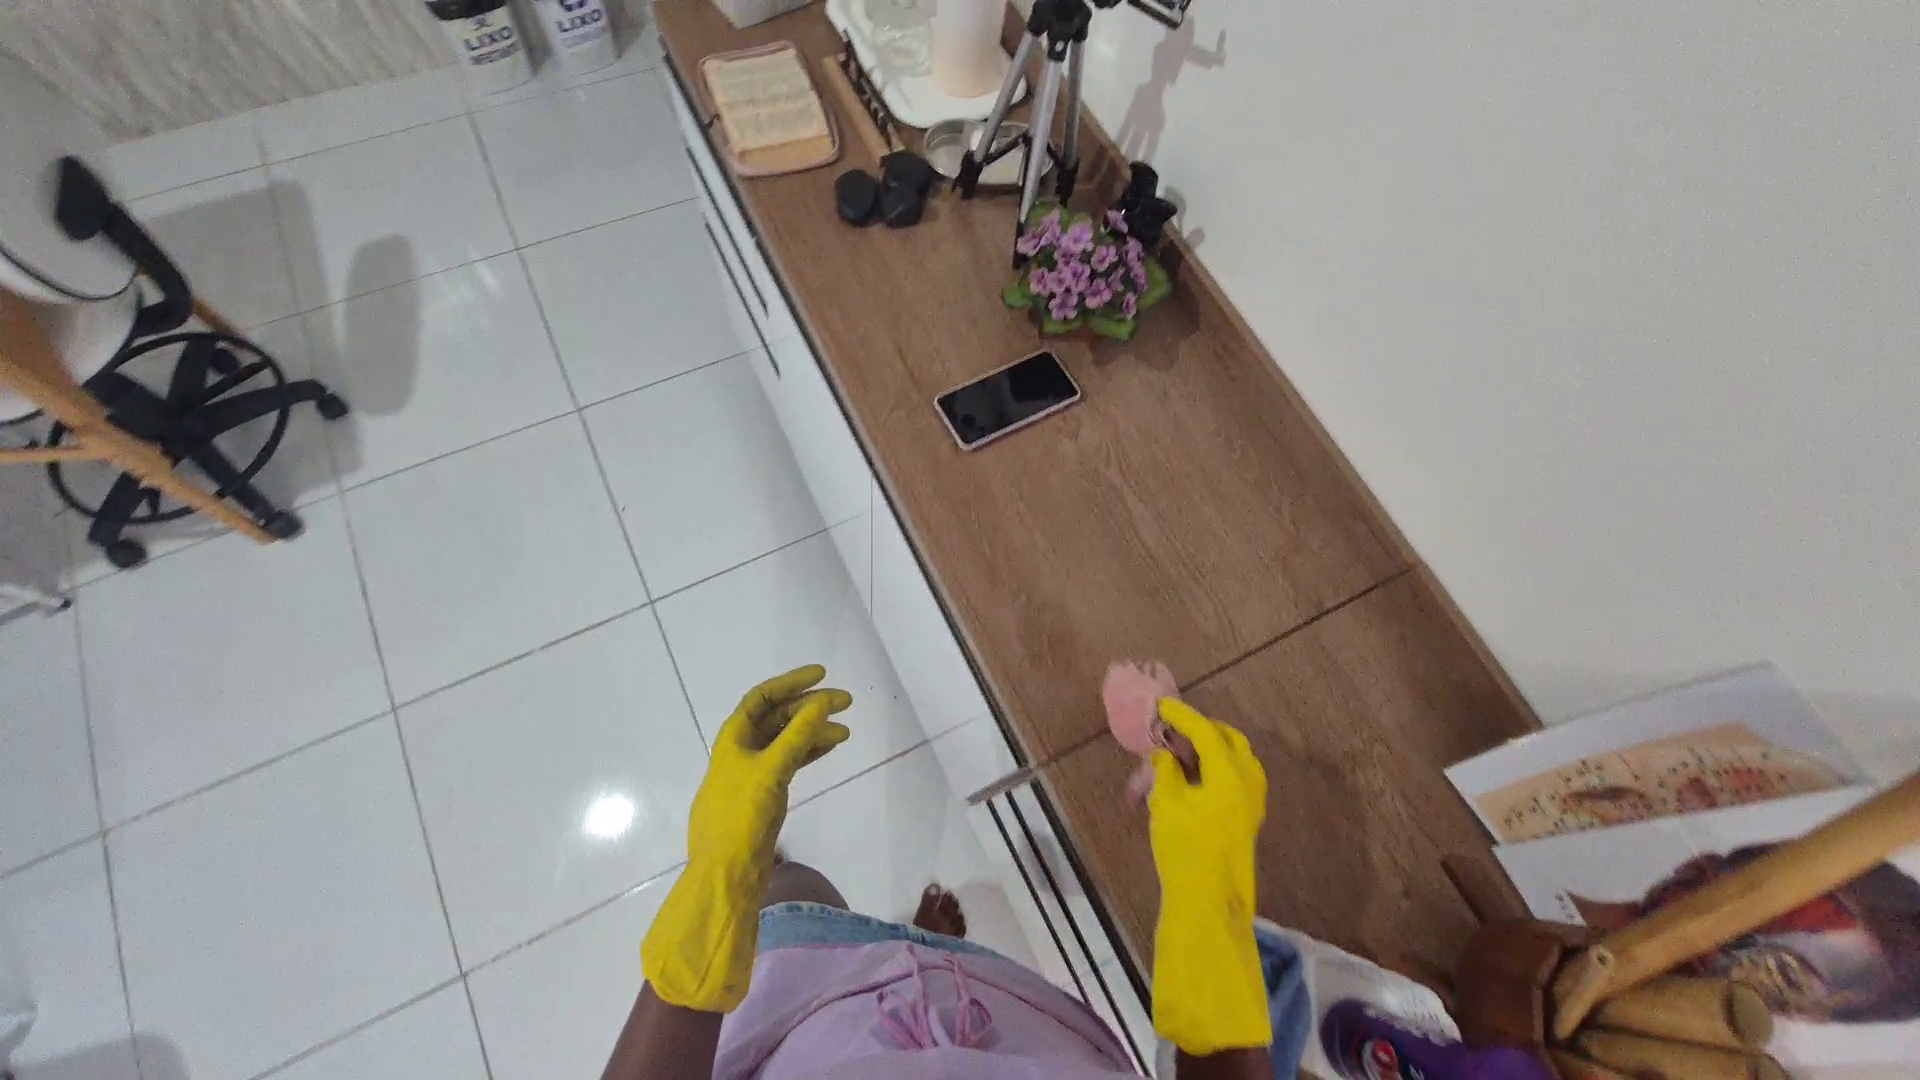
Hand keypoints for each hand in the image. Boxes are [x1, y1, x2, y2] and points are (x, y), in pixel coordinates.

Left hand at [641, 666, 852, 1011]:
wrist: (726, 871)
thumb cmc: (741, 815)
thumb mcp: (771, 769)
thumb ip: (799, 733)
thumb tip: (823, 700)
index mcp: (734, 737)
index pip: (763, 697)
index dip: (792, 682)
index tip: (823, 675)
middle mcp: (743, 748)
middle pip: (779, 716)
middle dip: (810, 706)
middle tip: (846, 702)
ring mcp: (755, 771)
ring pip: (788, 739)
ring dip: (815, 730)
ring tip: (846, 730)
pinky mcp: (766, 792)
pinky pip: (792, 760)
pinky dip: (811, 751)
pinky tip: (832, 746)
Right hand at [1147, 698, 1270, 1054]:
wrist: (1209, 903)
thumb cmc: (1185, 848)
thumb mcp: (1166, 802)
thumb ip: (1167, 770)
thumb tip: (1167, 754)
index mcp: (1230, 775)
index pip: (1207, 732)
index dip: (1183, 716)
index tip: (1163, 706)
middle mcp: (1249, 783)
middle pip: (1229, 741)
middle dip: (1200, 730)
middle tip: (1172, 731)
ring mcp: (1252, 803)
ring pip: (1234, 760)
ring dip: (1207, 751)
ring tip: (1176, 757)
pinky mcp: (1247, 820)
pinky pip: (1234, 779)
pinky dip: (1212, 770)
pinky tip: (1188, 780)